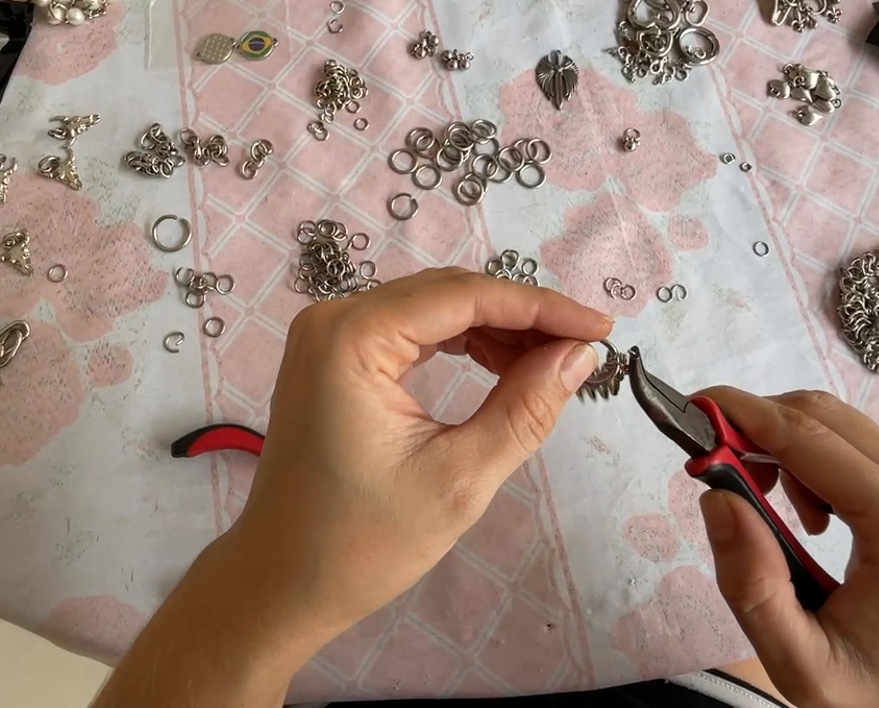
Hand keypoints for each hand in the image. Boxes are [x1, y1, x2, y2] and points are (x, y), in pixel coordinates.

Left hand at [95, 268, 608, 707]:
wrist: (279, 583)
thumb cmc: (361, 544)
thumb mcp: (458, 479)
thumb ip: (525, 408)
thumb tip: (581, 354)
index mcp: (353, 336)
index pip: (464, 296)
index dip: (539, 307)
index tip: (600, 326)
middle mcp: (336, 316)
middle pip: (448, 294)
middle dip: (520, 317)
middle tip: (581, 348)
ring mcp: (332, 333)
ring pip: (433, 309)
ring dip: (494, 329)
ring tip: (549, 363)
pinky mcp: (337, 353)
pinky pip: (412, 329)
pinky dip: (460, 343)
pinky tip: (500, 364)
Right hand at [694, 389, 878, 707]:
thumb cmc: (876, 697)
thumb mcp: (801, 666)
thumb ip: (752, 586)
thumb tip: (716, 496)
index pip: (809, 439)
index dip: (742, 415)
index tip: (688, 409)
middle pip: (822, 417)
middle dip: (756, 426)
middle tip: (716, 467)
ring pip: (834, 422)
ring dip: (781, 442)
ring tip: (766, 502)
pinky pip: (851, 442)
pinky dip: (807, 454)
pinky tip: (804, 510)